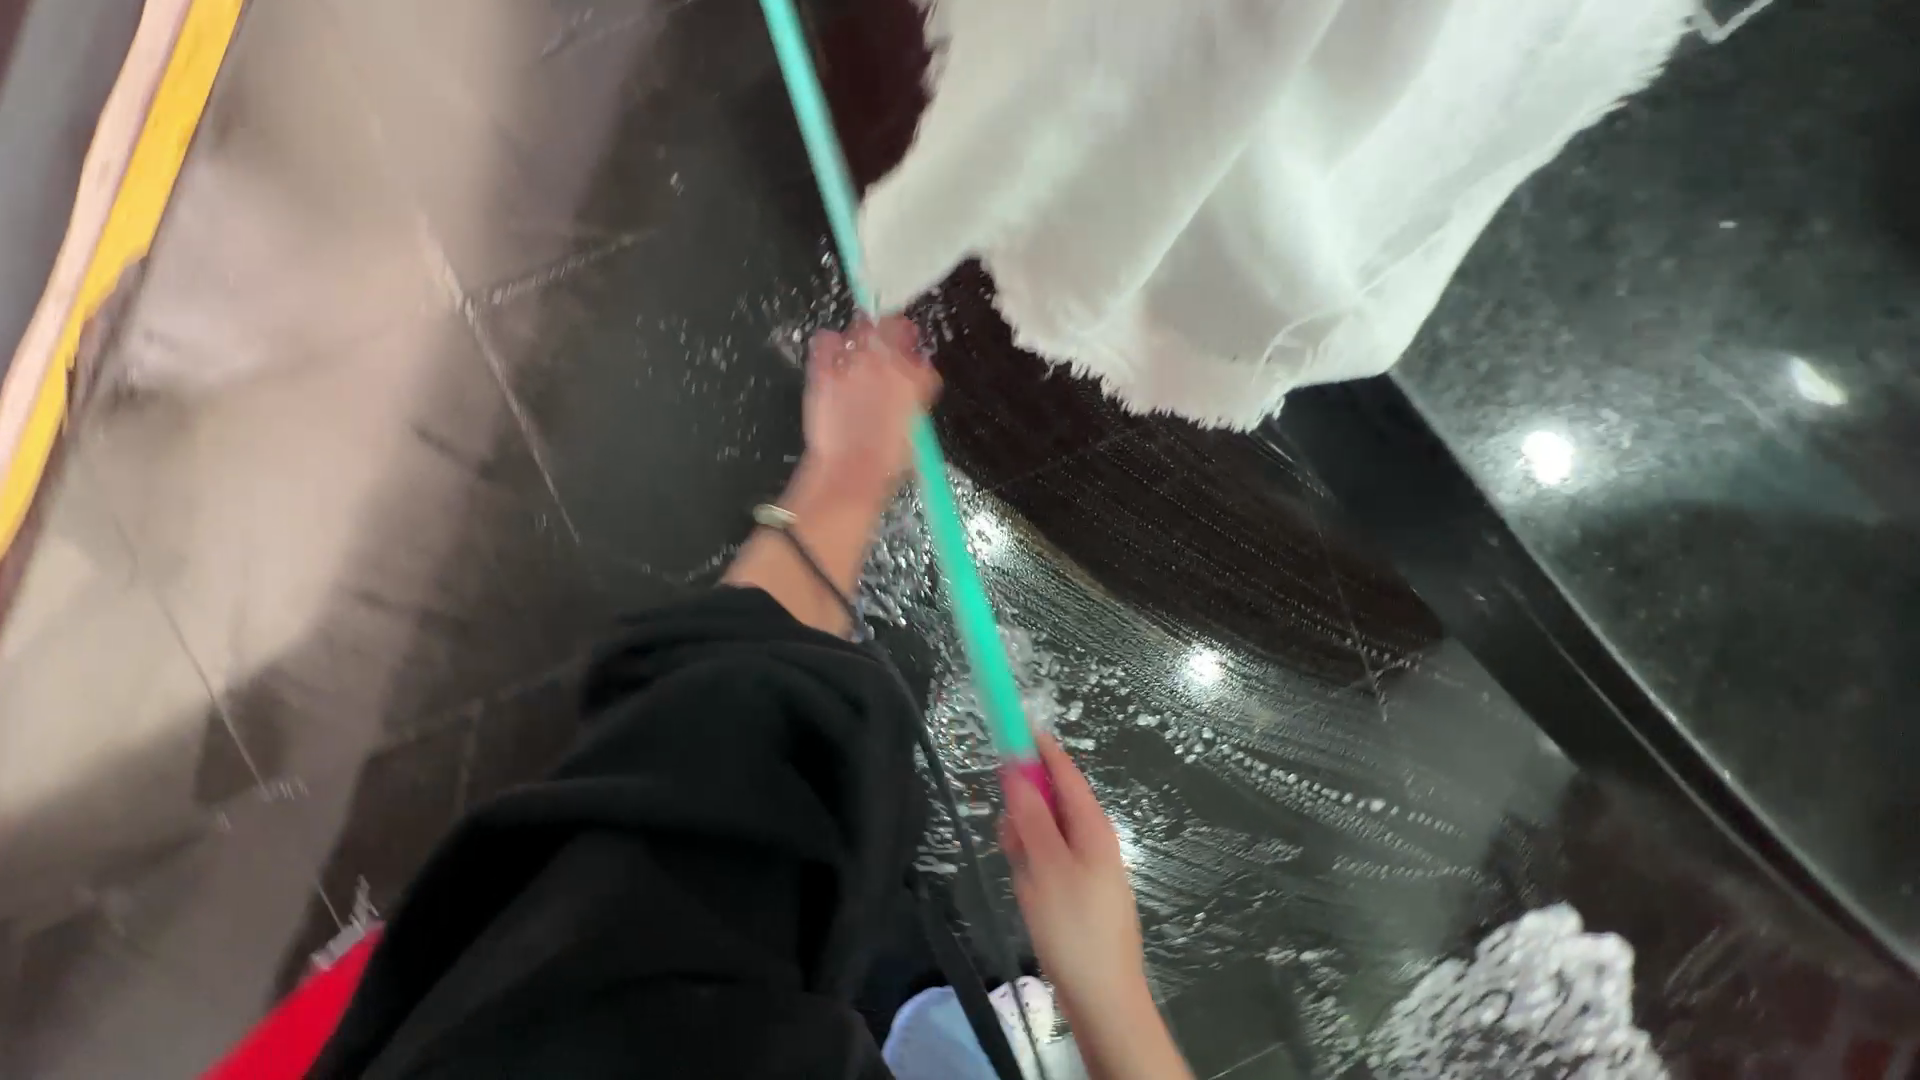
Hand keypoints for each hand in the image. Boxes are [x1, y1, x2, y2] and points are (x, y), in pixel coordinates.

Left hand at [799, 315, 939, 506]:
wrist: (851, 470)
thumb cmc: (886, 458)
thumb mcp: (913, 426)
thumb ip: (914, 394)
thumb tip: (913, 379)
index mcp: (912, 379)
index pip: (917, 348)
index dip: (912, 351)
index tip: (910, 355)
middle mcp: (884, 364)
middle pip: (889, 328)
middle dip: (889, 334)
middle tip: (886, 345)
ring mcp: (852, 364)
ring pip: (859, 330)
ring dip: (861, 337)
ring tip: (859, 353)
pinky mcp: (824, 371)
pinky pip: (825, 341)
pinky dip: (829, 343)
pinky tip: (832, 352)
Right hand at [1000, 736, 1148, 1018]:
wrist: (1103, 998)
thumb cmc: (1074, 928)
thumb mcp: (1045, 867)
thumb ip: (1030, 816)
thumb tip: (1015, 768)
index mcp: (1092, 825)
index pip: (1063, 770)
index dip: (1036, 747)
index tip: (1009, 727)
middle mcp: (1092, 837)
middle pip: (1049, 801)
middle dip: (1023, 812)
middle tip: (1011, 840)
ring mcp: (1085, 865)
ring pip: (1043, 833)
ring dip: (1024, 846)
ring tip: (1024, 881)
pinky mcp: (1076, 890)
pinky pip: (1047, 862)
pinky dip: (1032, 869)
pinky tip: (1030, 897)